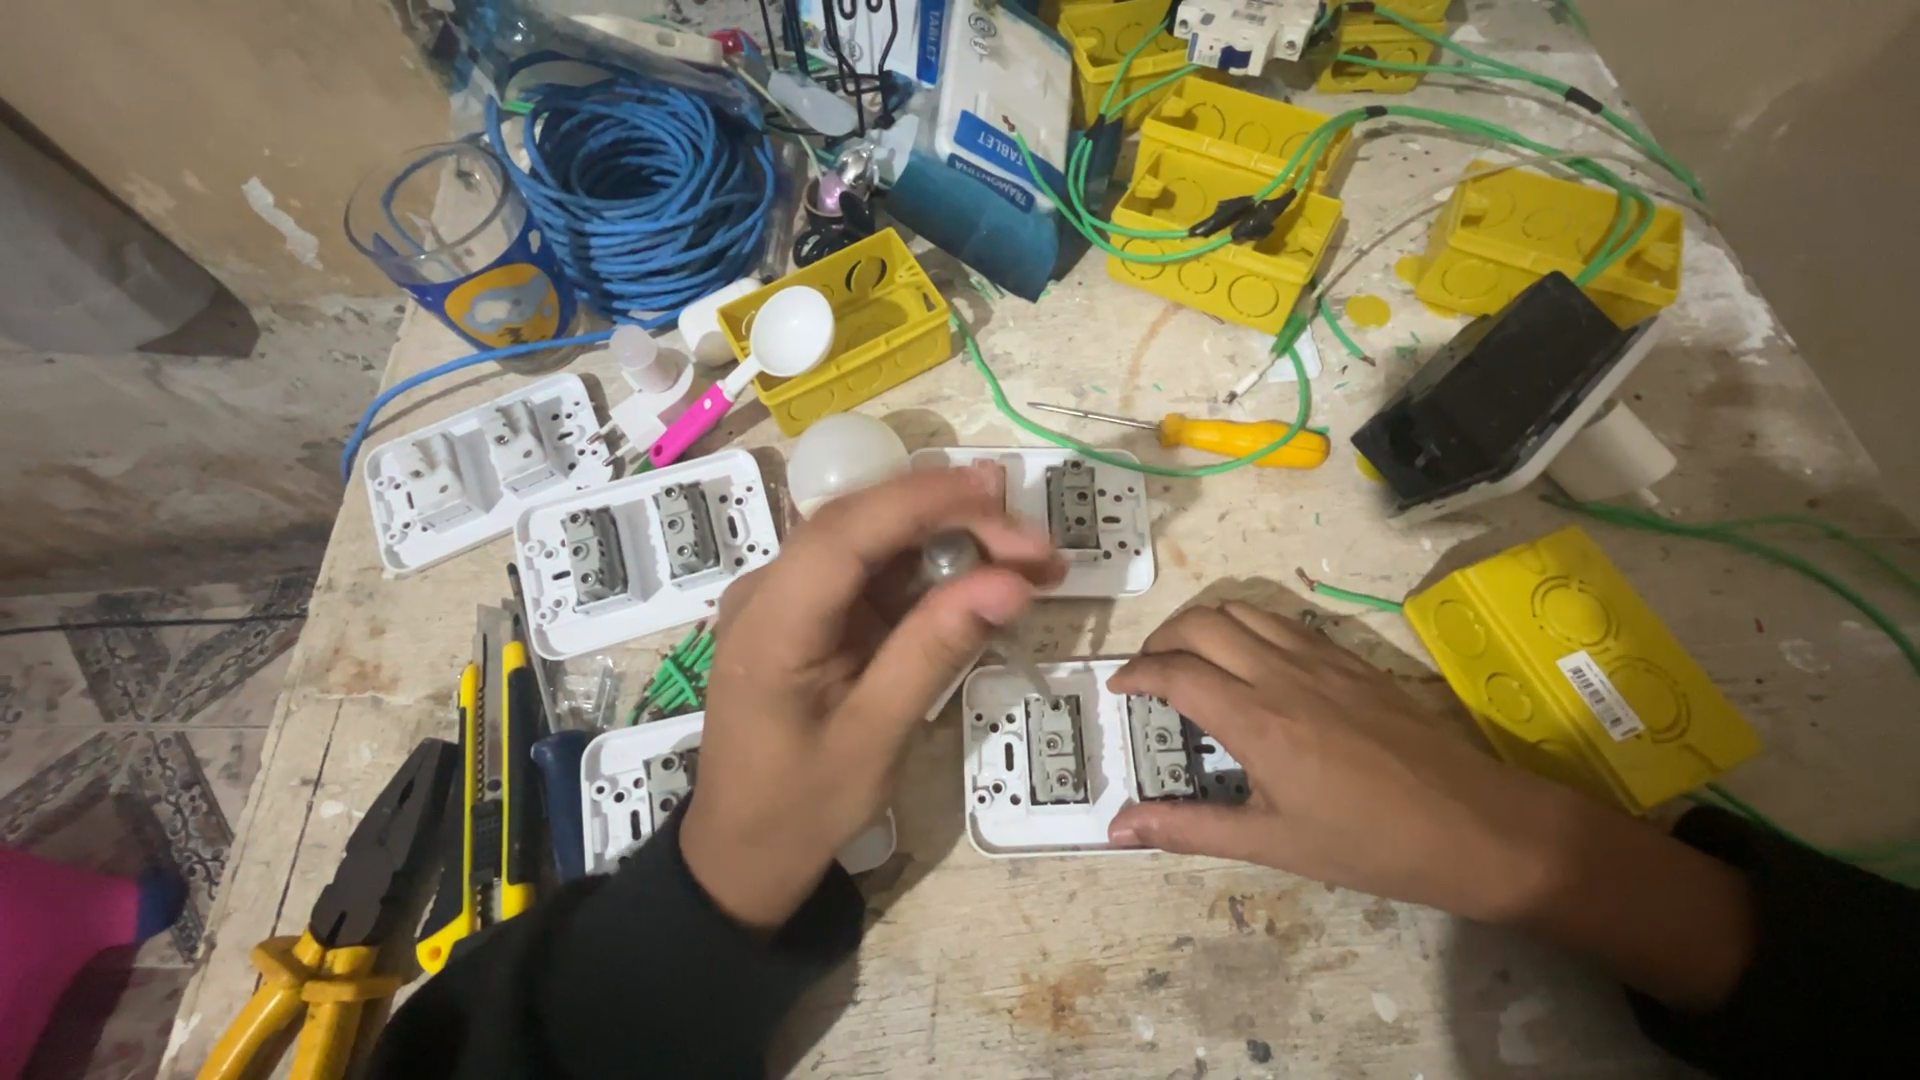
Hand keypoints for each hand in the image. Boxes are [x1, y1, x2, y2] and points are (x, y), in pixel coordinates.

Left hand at [681, 465, 1062, 929]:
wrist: (745, 850)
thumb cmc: (802, 808)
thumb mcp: (875, 738)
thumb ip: (935, 651)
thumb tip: (1010, 585)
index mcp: (771, 623)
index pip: (845, 532)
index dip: (924, 501)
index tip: (1001, 499)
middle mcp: (771, 589)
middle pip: (866, 525)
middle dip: (955, 521)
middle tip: (1037, 547)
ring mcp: (790, 596)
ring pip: (878, 541)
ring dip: (954, 543)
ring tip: (1030, 560)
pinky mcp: (814, 611)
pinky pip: (876, 573)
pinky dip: (934, 573)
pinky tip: (986, 580)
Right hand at [1107, 602, 1755, 1009]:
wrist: (1479, 826)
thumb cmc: (1369, 843)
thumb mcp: (1272, 844)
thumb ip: (1188, 828)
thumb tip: (1117, 829)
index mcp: (1254, 720)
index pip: (1174, 672)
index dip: (1135, 674)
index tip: (1118, 689)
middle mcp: (1278, 674)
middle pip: (1199, 624)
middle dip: (1159, 639)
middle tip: (1148, 671)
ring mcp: (1318, 658)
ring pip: (1239, 609)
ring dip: (1201, 623)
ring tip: (1190, 656)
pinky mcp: (1348, 656)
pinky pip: (1280, 618)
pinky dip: (1245, 623)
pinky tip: (1249, 657)